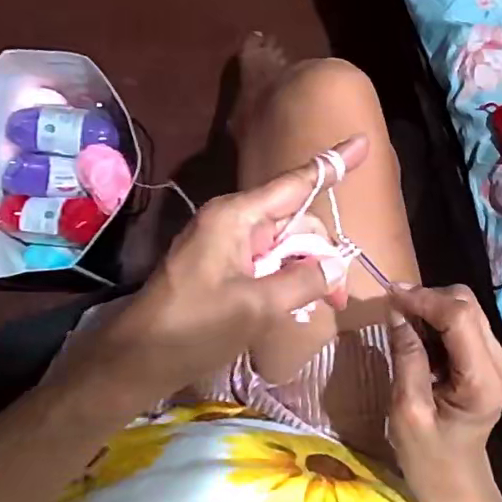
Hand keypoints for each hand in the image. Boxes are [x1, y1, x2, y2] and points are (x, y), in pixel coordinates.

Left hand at [57, 136, 369, 407]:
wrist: (137, 359)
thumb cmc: (194, 327)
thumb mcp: (256, 306)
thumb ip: (302, 280)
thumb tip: (333, 268)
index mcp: (236, 216)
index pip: (295, 183)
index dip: (332, 164)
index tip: (364, 141)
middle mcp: (231, 221)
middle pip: (294, 221)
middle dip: (321, 252)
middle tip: (337, 297)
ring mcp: (224, 243)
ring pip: (282, 244)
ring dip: (304, 270)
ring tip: (321, 304)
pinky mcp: (220, 267)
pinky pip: (264, 262)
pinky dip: (284, 279)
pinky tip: (294, 305)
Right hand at [387, 284, 501, 501]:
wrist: (456, 485)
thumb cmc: (428, 457)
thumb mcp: (407, 410)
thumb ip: (406, 357)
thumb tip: (396, 310)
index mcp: (483, 379)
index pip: (459, 316)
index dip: (423, 299)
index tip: (388, 296)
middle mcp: (499, 361)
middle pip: (466, 304)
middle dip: (426, 298)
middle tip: (392, 309)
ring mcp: (497, 358)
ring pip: (465, 307)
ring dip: (430, 306)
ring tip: (400, 321)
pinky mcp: (488, 359)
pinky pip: (462, 321)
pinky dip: (436, 318)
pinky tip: (416, 334)